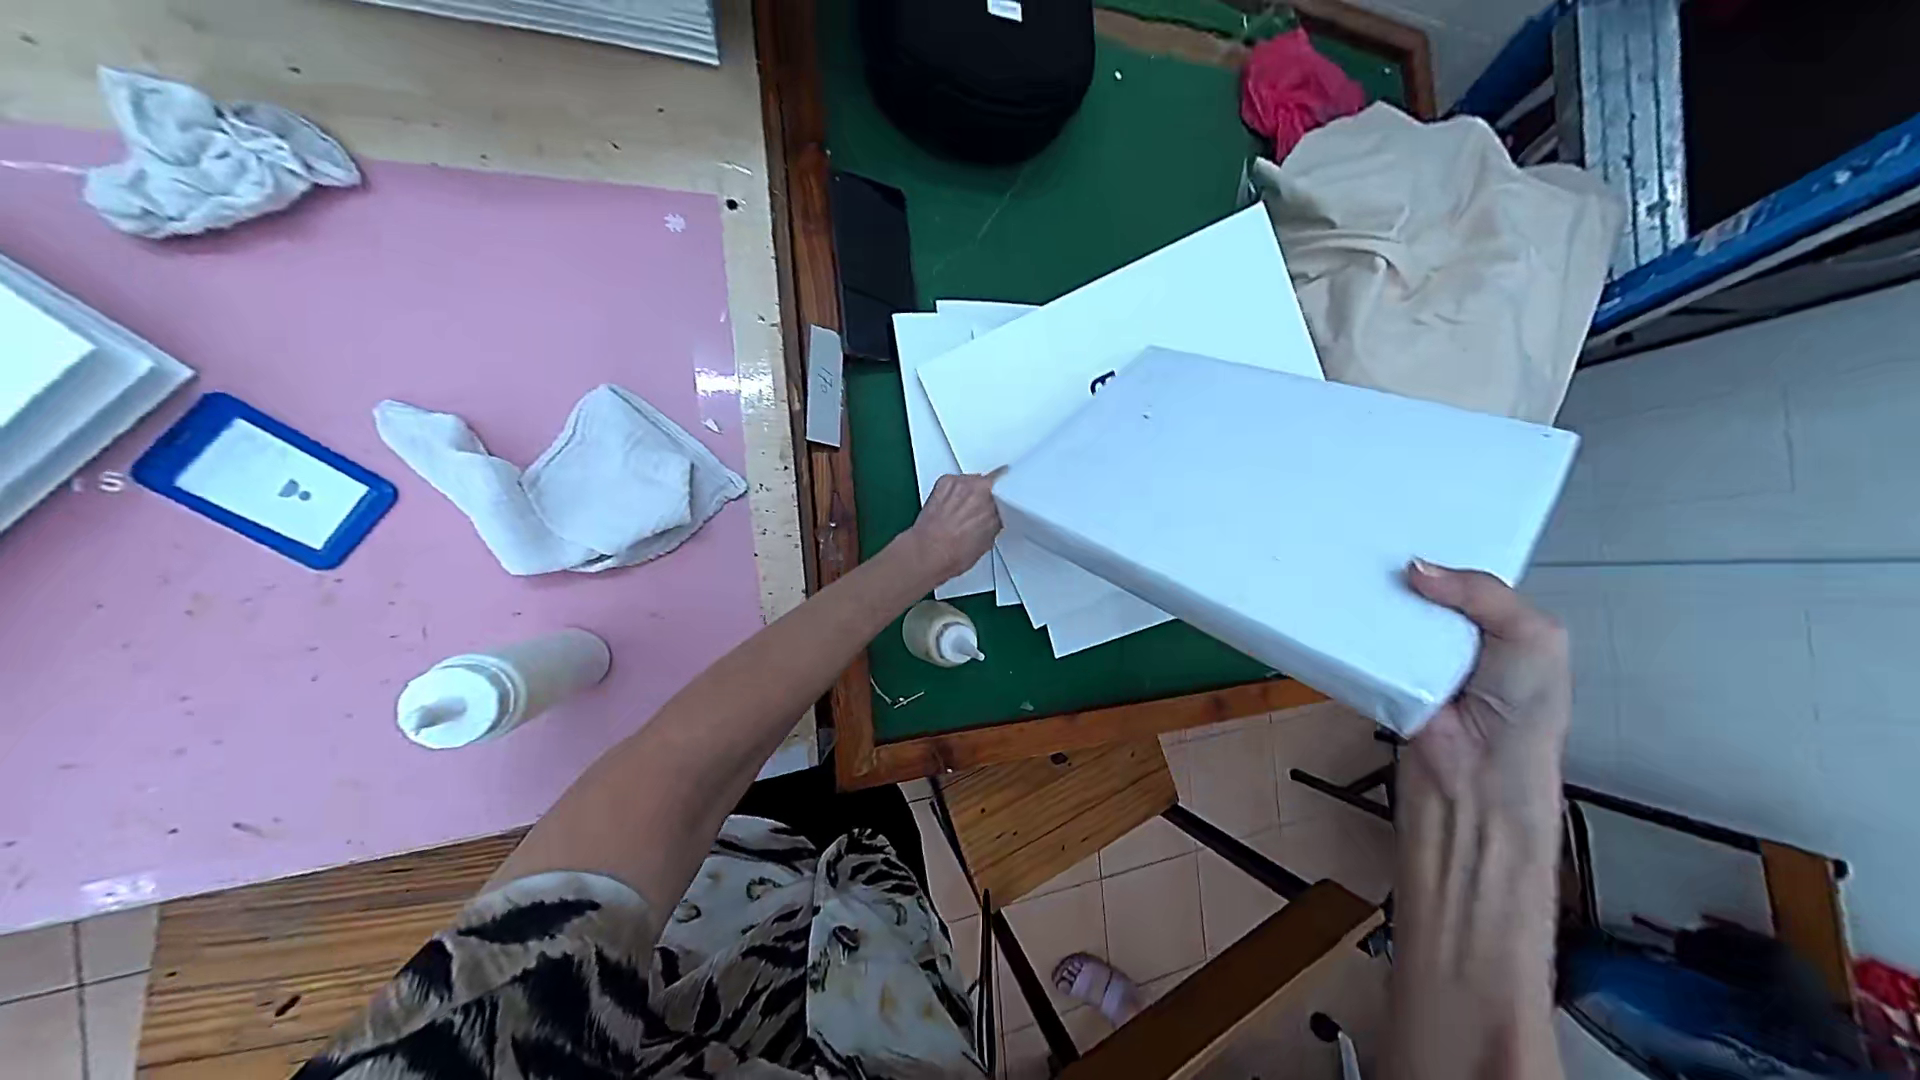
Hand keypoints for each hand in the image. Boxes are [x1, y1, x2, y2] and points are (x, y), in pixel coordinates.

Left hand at [903, 470, 1004, 583]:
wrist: (927, 553)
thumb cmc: (954, 553)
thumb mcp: (987, 541)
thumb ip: (994, 521)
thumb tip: (993, 517)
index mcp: (998, 505)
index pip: (1007, 493)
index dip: (1003, 501)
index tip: (1000, 506)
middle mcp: (982, 489)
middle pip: (991, 484)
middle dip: (987, 495)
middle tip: (978, 512)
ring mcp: (962, 483)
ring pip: (973, 480)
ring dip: (971, 491)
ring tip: (962, 511)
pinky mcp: (945, 481)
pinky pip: (956, 481)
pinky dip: (954, 490)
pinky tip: (951, 506)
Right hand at [1387, 560, 1571, 1079]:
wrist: (1475, 782)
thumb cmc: (1520, 714)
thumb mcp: (1534, 640)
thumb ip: (1486, 596)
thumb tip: (1413, 568)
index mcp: (1491, 624)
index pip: (1459, 574)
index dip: (1437, 547)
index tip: (1400, 514)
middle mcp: (1446, 635)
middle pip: (1414, 588)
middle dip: (1392, 562)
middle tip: (1359, 527)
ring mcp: (1405, 655)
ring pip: (1381, 611)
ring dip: (1365, 593)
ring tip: (1337, 555)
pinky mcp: (1370, 673)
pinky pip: (1357, 639)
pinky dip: (1344, 623)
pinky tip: (1329, 600)